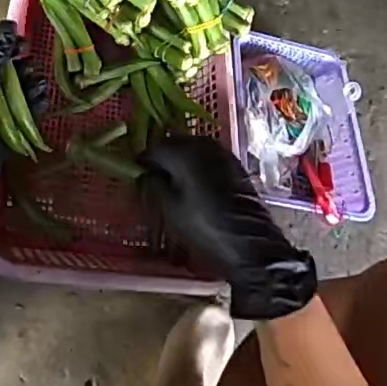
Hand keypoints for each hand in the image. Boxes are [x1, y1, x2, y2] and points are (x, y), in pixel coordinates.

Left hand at [0, 21, 39, 210]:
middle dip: (20, 65)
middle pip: (5, 71)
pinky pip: (25, 112)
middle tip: (31, 63)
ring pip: (17, 91)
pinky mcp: (7, 130)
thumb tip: (7, 26)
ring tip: (38, 82)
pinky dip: (35, 103)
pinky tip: (43, 97)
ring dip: (29, 84)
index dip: (4, 45)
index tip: (22, 41)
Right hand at [139, 135, 315, 319]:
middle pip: (175, 143)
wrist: (248, 241)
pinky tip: (195, 183)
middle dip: (163, 158)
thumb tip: (148, 172)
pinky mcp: (234, 163)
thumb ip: (155, 183)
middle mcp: (203, 144)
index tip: (137, 174)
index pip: (155, 147)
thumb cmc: (204, 225)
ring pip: (193, 148)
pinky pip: (208, 156)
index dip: (144, 161)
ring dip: (181, 160)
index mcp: (184, 152)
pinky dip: (198, 165)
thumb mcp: (170, 208)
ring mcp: (221, 152)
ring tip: (174, 182)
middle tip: (154, 178)